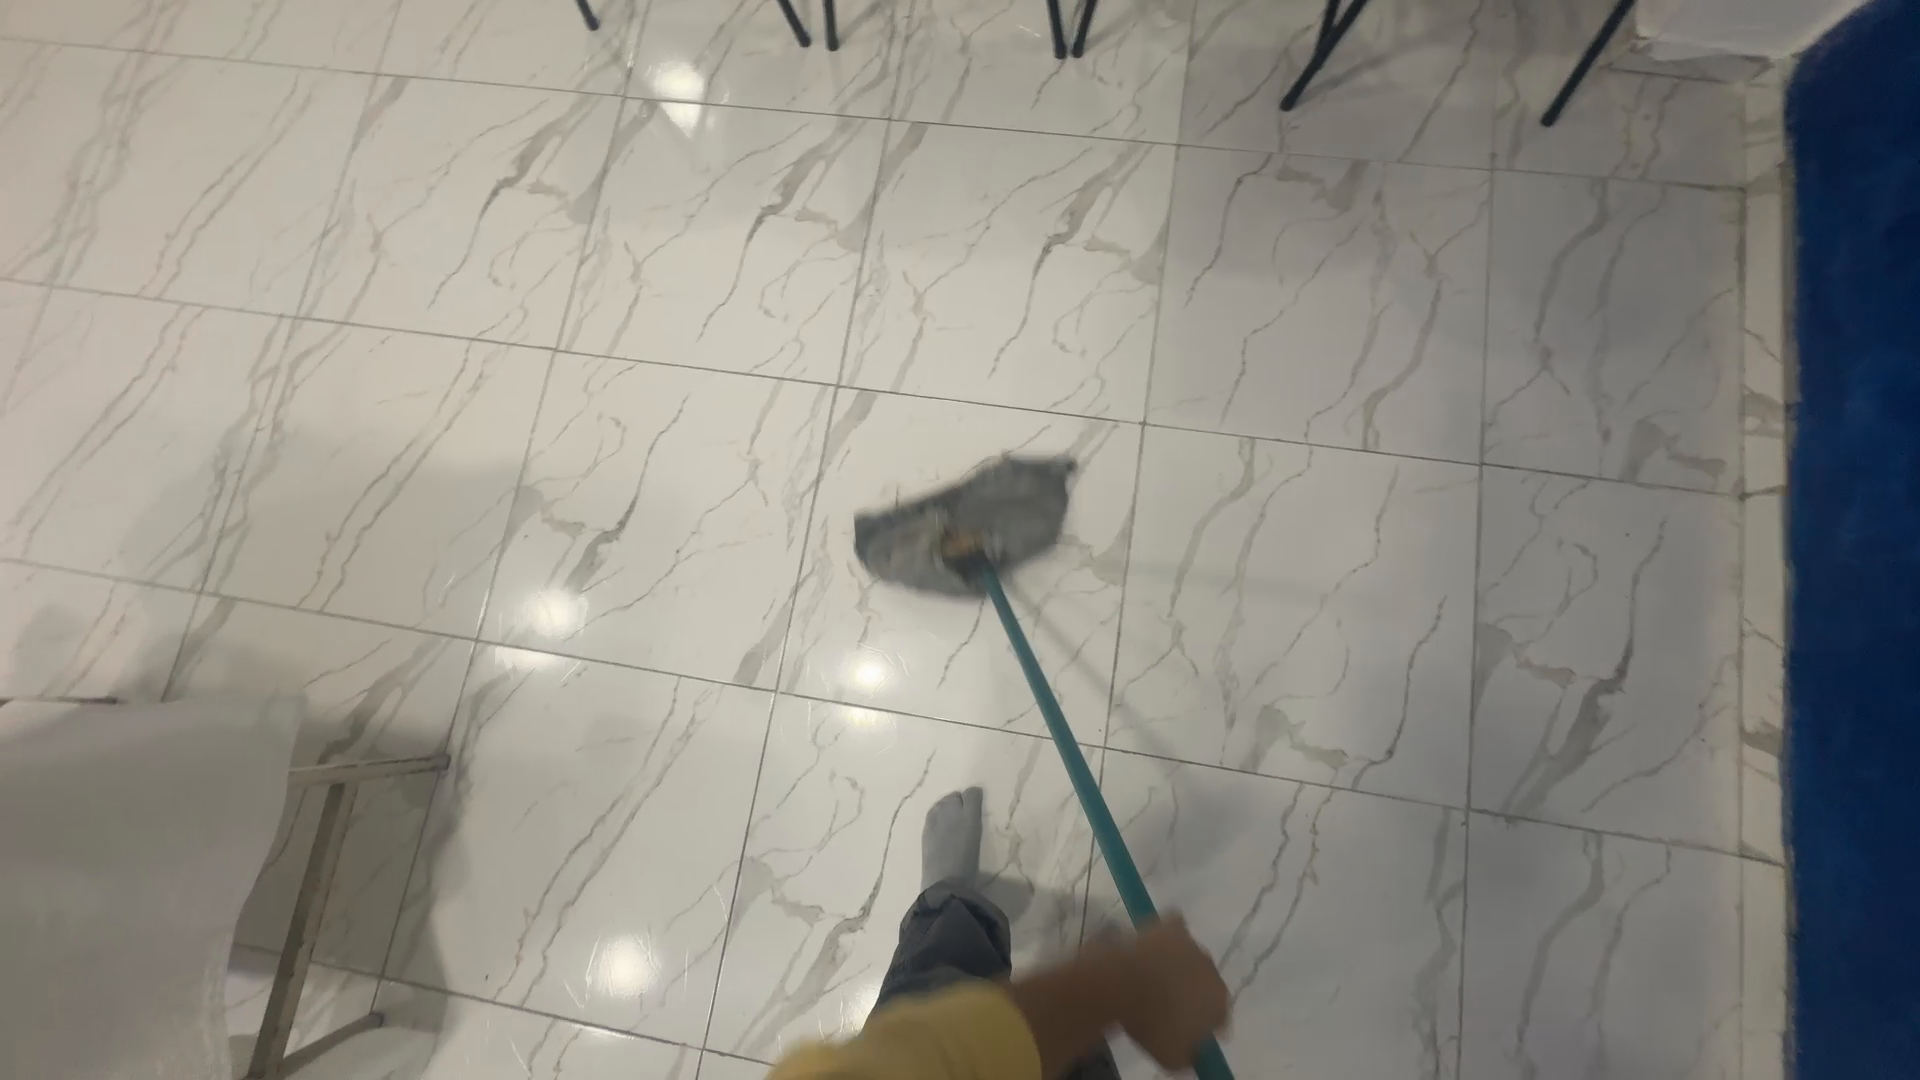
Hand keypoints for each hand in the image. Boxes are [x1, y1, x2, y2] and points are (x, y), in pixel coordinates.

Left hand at [1115, 915, 1230, 1068]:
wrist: (1120, 982)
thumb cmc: (1148, 1024)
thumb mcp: (1172, 1059)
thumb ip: (1189, 1055)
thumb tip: (1191, 1051)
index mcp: (1218, 1001)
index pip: (1220, 1015)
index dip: (1204, 1023)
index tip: (1187, 1029)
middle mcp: (1211, 968)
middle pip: (1206, 981)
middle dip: (1192, 991)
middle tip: (1169, 1002)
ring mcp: (1190, 943)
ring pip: (1190, 955)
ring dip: (1180, 964)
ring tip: (1157, 974)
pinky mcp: (1169, 923)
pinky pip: (1176, 926)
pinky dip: (1169, 934)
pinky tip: (1156, 943)